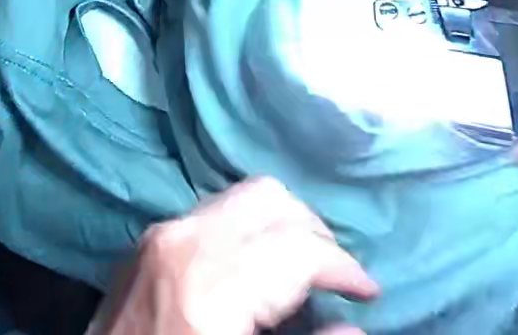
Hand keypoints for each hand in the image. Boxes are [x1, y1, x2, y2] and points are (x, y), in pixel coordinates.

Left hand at [89, 177, 379, 334]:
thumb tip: (354, 325)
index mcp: (210, 284)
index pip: (295, 247)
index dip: (344, 267)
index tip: (371, 294)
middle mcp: (183, 238)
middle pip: (267, 197)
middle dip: (313, 231)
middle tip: (339, 277)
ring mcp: (159, 232)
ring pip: (240, 195)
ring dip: (281, 223)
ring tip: (306, 269)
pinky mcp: (147, 240)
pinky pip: (212, 210)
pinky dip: (248, 227)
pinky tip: (260, 266)